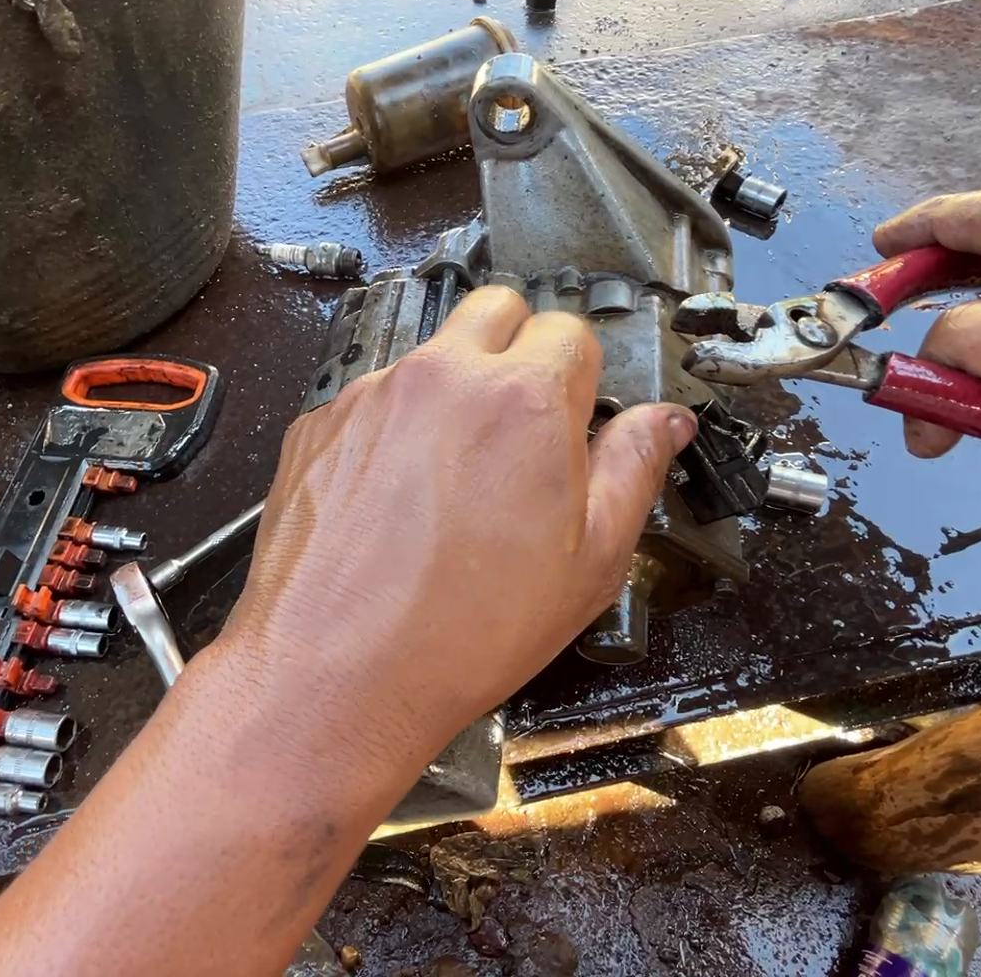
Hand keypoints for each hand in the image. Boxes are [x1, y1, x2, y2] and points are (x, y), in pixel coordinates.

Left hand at [204, 286, 695, 759]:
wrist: (335, 670)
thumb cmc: (462, 630)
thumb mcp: (589, 562)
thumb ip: (633, 470)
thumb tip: (659, 423)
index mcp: (522, 401)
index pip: (570, 332)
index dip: (580, 374)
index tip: (572, 413)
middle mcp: (442, 378)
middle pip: (497, 310)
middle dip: (519, 347)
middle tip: (521, 417)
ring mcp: (372, 394)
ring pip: (431, 352)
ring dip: (454, 386)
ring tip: (454, 469)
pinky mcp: (321, 421)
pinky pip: (372, 395)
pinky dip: (393, 422)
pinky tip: (396, 491)